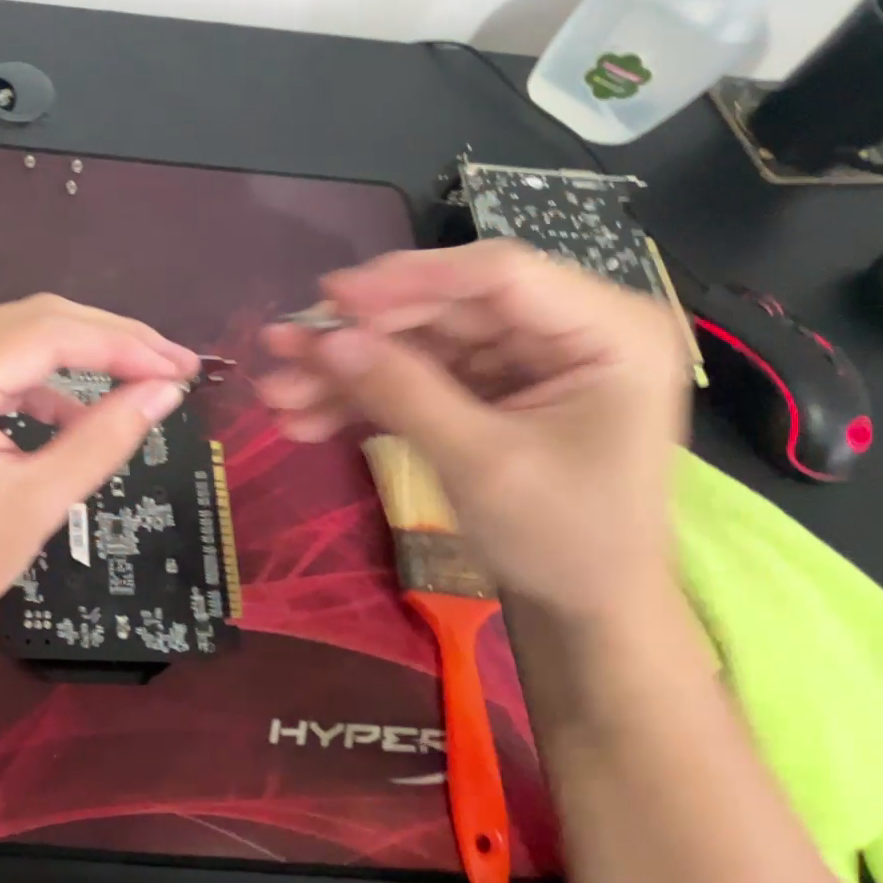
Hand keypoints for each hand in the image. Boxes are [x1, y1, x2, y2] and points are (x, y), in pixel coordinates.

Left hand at [0, 294, 196, 642]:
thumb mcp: (38, 501)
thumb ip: (104, 437)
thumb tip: (165, 392)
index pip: (49, 334)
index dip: (124, 344)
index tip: (182, 366)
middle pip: (35, 321)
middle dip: (110, 339)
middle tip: (174, 364)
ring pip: (20, 336)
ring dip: (82, 353)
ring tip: (143, 376)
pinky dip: (45, 379)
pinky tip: (83, 408)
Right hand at [257, 240, 689, 619]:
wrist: (587, 607)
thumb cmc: (566, 538)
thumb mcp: (482, 464)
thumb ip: (404, 393)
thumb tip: (324, 340)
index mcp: (606, 330)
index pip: (497, 275)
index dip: (407, 279)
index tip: (330, 297)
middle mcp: (562, 329)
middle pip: (440, 307)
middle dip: (357, 334)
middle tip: (281, 346)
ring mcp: (518, 359)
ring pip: (413, 342)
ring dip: (343, 369)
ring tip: (276, 393)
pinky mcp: (484, 387)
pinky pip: (412, 376)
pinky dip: (359, 397)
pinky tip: (304, 418)